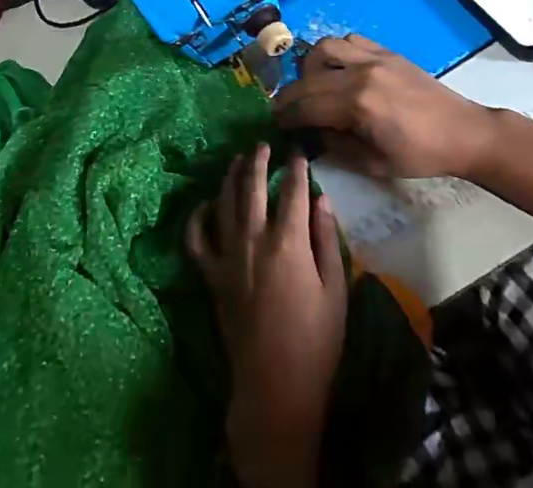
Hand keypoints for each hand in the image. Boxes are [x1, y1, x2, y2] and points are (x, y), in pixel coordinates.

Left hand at [187, 145, 346, 487]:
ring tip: (239, 160)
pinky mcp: (212, 278)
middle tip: (264, 145)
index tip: (299, 153)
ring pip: (224, 205)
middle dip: (258, 162)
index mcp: (288, 244)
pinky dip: (198, 218)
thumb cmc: (317, 340)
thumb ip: (326, 239)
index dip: (297, 169)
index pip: (293, 192)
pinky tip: (206, 203)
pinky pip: (196, 241)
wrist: (276, 387)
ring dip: (231, 178)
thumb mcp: (336, 288)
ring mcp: (227, 259)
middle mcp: (253, 242)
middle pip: (252, 188)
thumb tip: (322, 199)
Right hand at [273, 34, 509, 179]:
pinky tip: (339, 72)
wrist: (462, 131)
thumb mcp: (372, 162)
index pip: (306, 106)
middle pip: (308, 76)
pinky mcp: (387, 51)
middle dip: (289, 95)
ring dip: (311, 67)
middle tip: (283, 110)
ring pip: (325, 47)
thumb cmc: (419, 155)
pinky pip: (350, 41)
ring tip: (313, 86)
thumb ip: (334, 145)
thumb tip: (309, 132)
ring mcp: (374, 57)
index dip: (285, 117)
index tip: (273, 124)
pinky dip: (336, 53)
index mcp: (357, 103)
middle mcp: (361, 72)